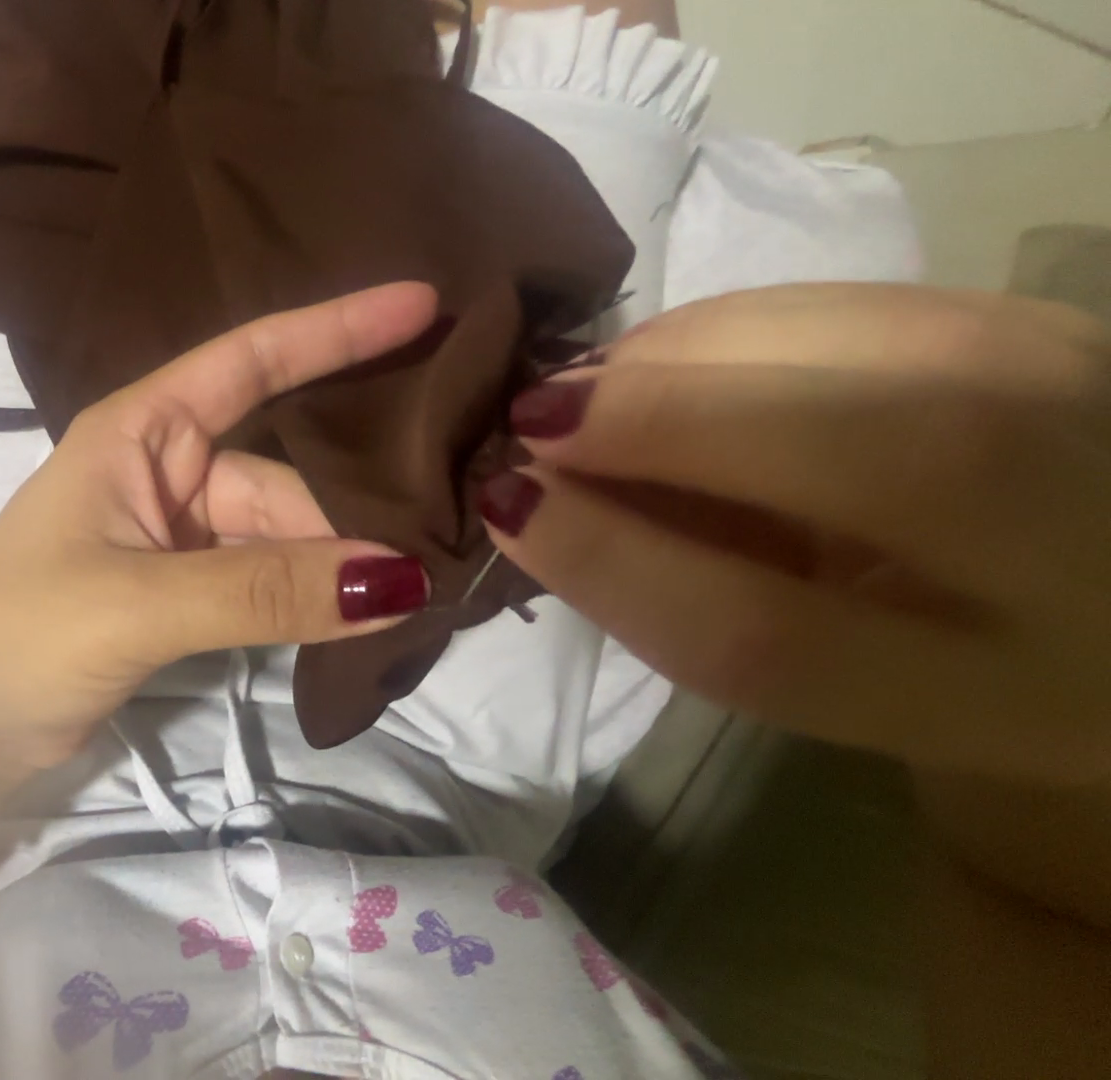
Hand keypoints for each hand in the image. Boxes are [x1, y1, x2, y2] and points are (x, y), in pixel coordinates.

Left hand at [0, 283, 438, 771]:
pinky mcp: (176, 594)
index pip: (248, 360)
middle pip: (278, 473)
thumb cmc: (19, 637)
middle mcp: (158, 471)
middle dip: (348, 510)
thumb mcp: (141, 603)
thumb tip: (402, 579)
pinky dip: (303, 598)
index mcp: (136, 432)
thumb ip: (267, 589)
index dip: (335, 330)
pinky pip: (260, 580)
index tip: (423, 305)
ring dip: (332, 566)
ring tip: (413, 595)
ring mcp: (168, 537)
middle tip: (442, 539)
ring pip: (276, 535)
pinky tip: (356, 618)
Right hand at [478, 284, 1110, 784]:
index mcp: (993, 696)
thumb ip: (682, 597)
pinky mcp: (1041, 316)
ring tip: (582, 392)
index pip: (762, 633)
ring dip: (669, 356)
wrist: (1096, 568)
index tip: (506, 505)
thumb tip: (540, 495)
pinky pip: (846, 296)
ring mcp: (1081, 400)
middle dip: (652, 420)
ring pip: (857, 338)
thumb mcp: (809, 671)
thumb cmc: (919, 650)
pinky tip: (660, 361)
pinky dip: (718, 322)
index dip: (609, 561)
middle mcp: (1075, 548)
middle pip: (856, 449)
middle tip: (531, 421)